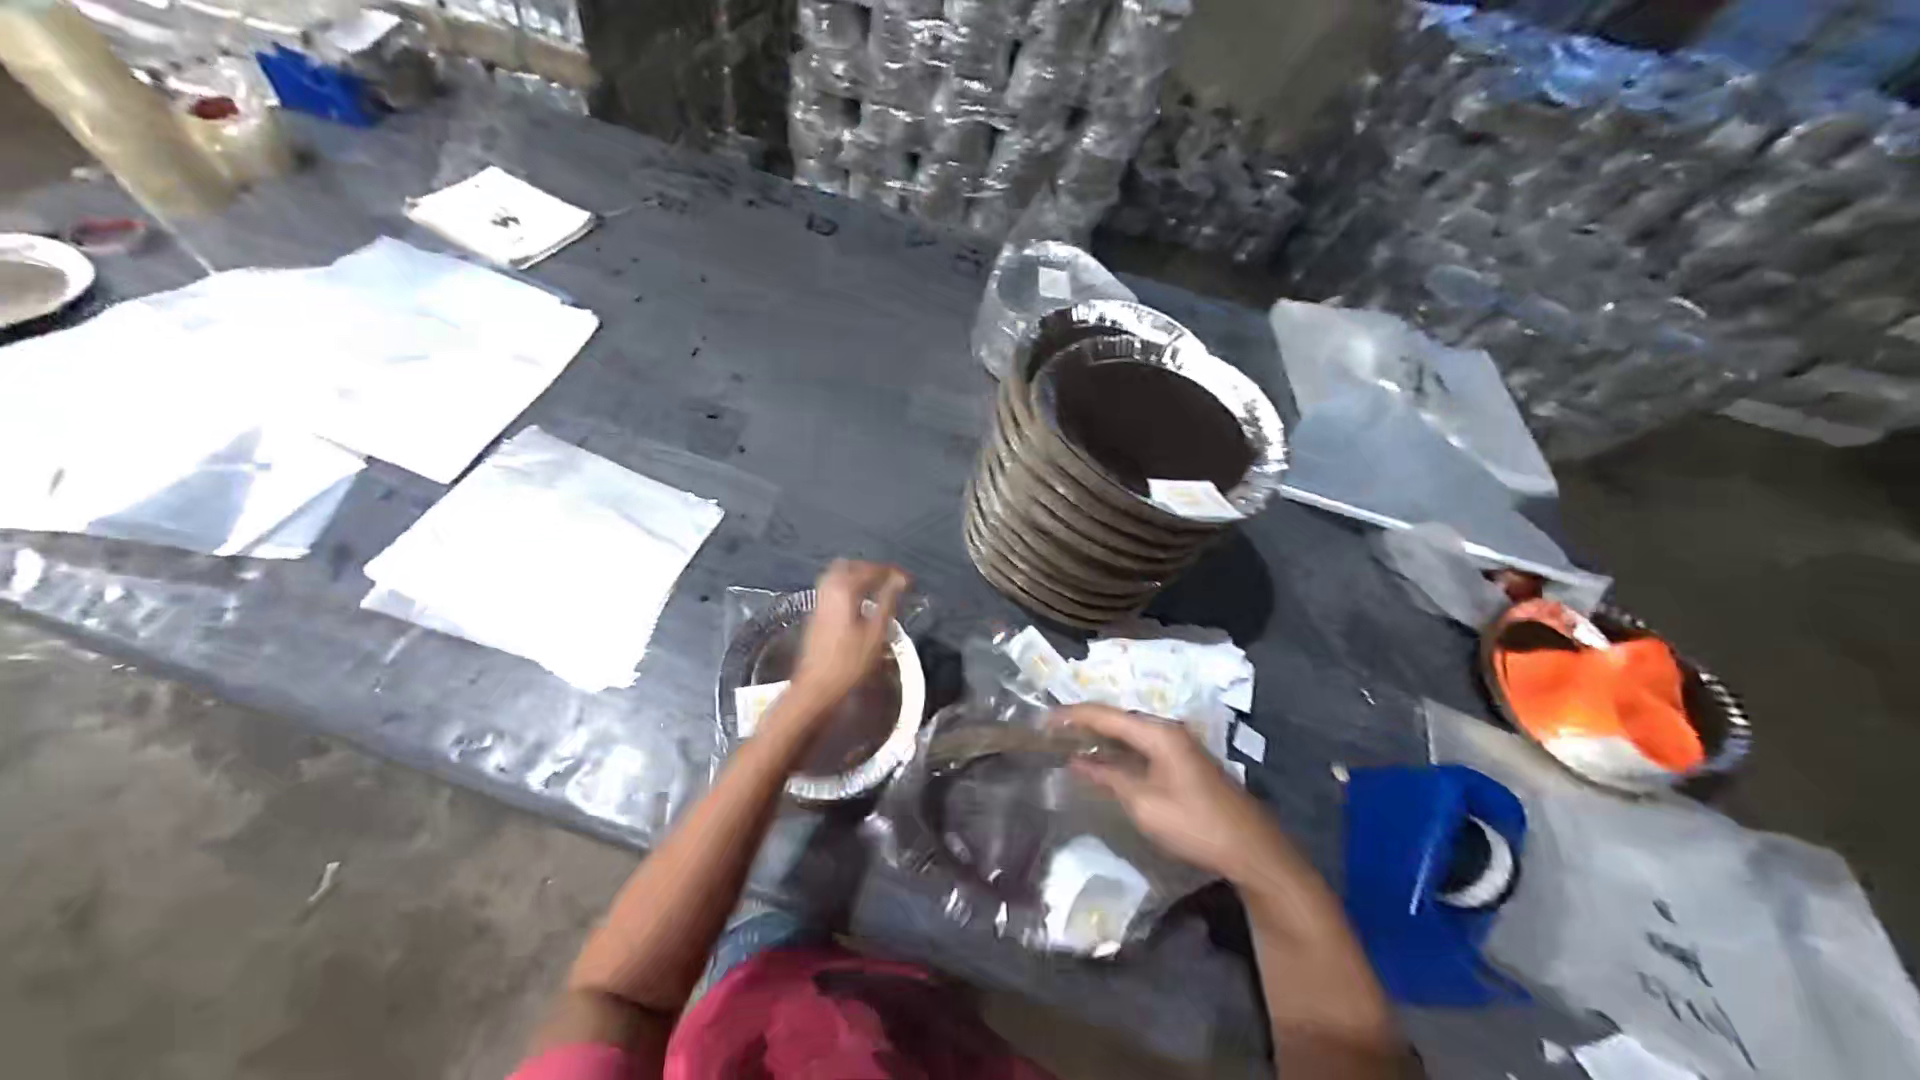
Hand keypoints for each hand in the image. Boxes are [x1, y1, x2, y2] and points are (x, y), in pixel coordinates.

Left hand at [790, 559, 909, 708]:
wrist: (817, 687)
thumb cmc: (850, 663)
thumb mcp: (876, 633)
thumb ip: (888, 602)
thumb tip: (900, 580)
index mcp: (844, 591)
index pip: (870, 571)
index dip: (891, 572)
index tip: (908, 580)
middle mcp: (828, 590)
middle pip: (850, 566)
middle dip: (871, 569)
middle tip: (890, 580)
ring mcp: (819, 602)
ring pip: (838, 576)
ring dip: (858, 577)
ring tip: (878, 588)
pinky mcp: (816, 614)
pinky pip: (833, 588)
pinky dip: (849, 587)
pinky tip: (861, 602)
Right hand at [1061, 704, 1290, 882]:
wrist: (1252, 849)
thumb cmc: (1195, 824)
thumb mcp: (1143, 804)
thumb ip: (1108, 777)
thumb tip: (1077, 760)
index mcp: (1158, 733)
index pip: (1106, 715)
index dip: (1073, 715)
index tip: (1043, 719)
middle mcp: (1169, 730)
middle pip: (1119, 718)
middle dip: (1085, 721)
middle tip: (1052, 730)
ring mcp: (1179, 745)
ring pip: (1131, 731)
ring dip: (1102, 735)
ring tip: (1070, 741)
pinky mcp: (1184, 761)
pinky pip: (1143, 744)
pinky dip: (1119, 748)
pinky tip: (1104, 758)